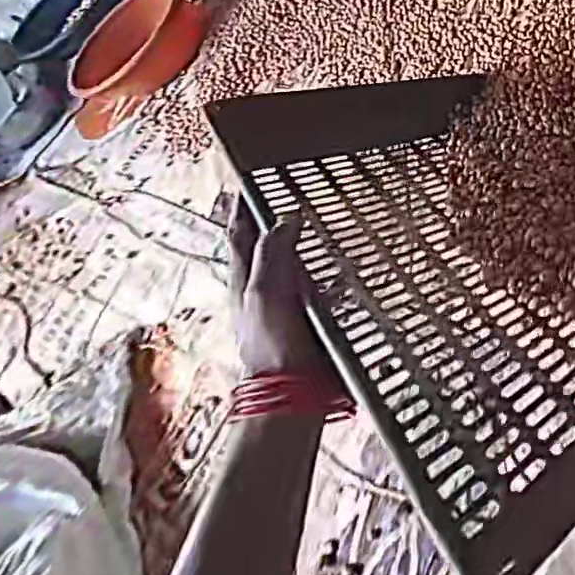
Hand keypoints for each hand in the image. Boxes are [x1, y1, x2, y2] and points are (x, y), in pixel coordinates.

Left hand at [226, 199, 325, 376]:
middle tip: (283, 192)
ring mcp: (284, 302)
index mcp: (245, 279)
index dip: (241, 207)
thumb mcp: (266, 294)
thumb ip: (273, 254)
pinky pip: (312, 279)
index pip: (240, 233)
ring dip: (293, 238)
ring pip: (287, 260)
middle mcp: (262, 287)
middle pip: (262, 243)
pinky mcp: (307, 315)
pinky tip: (334, 258)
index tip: (248, 182)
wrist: (295, 392)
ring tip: (309, 216)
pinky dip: (318, 263)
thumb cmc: (274, 344)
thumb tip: (286, 218)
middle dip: (267, 218)